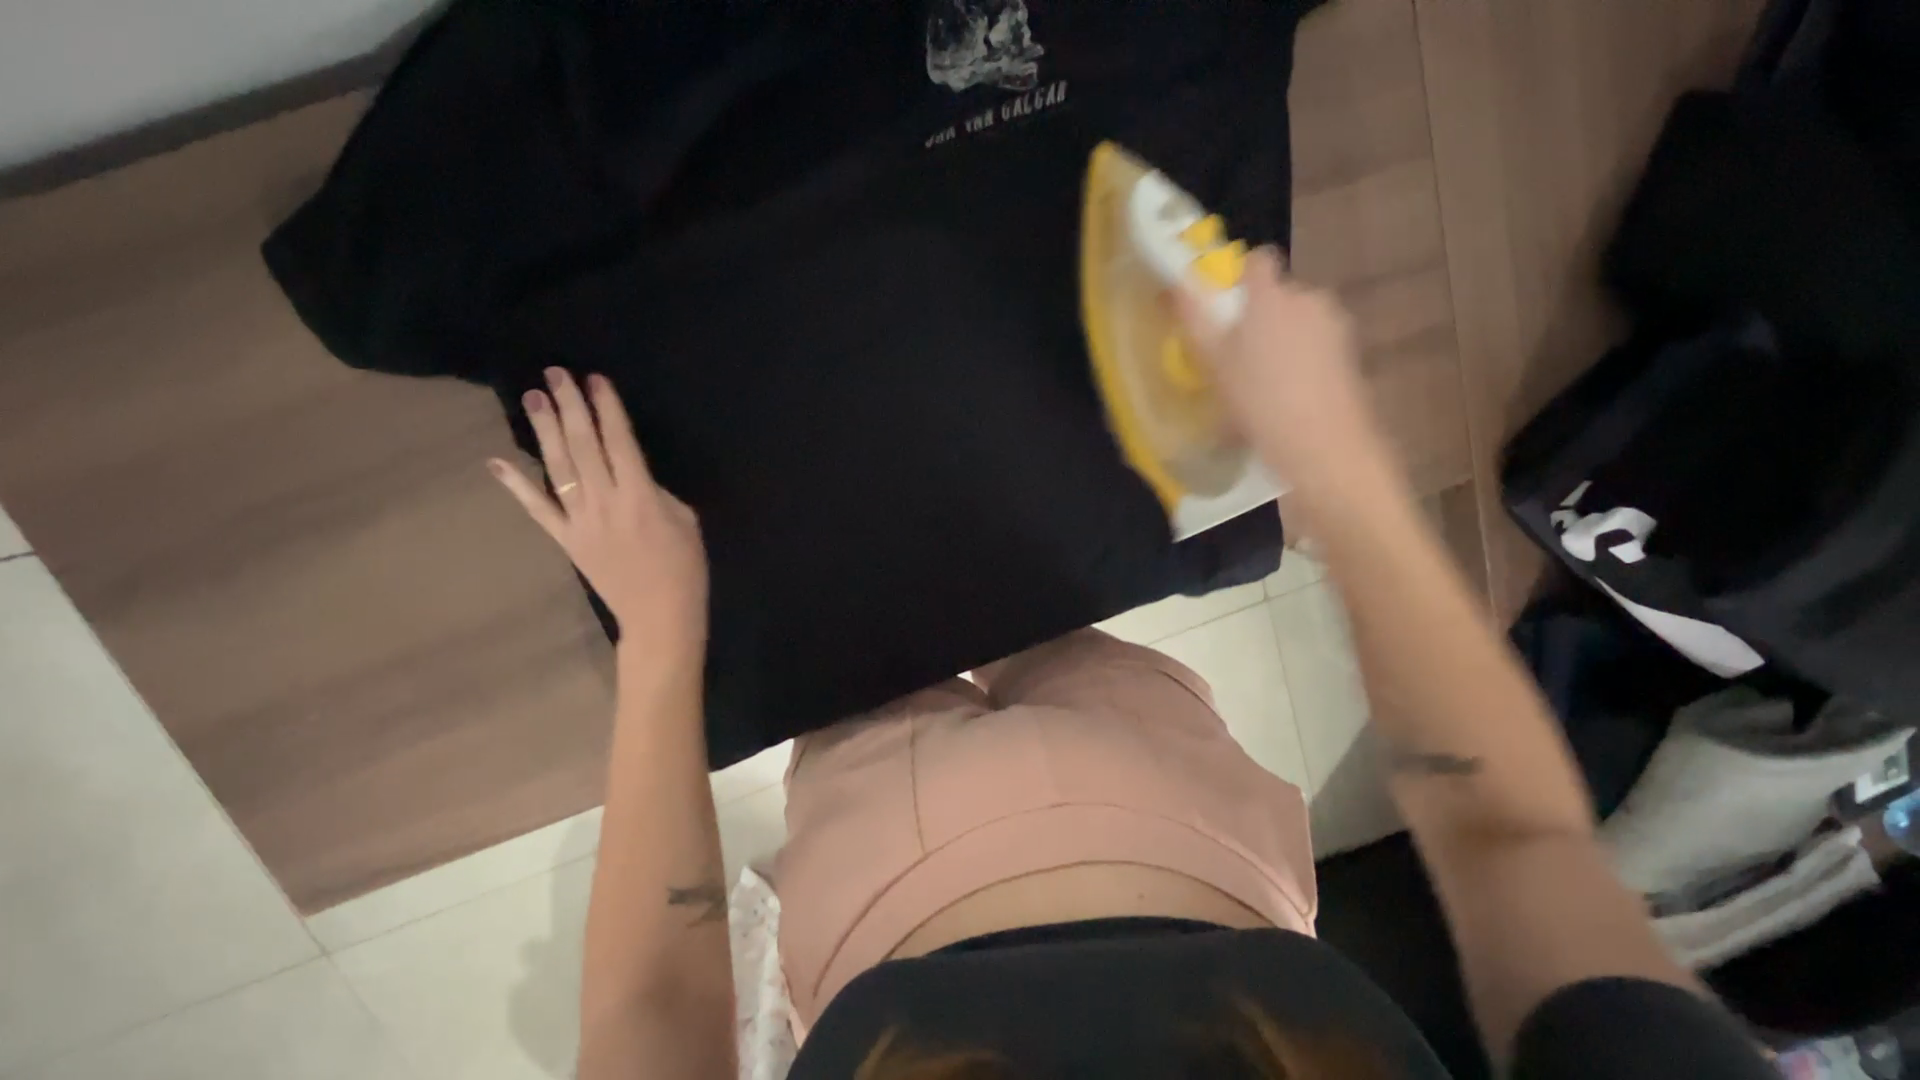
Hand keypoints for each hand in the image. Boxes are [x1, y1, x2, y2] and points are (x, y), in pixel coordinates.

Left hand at [489, 368, 707, 665]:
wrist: (659, 615)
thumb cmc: (684, 567)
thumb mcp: (685, 520)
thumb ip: (656, 490)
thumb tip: (633, 473)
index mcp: (640, 495)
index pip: (619, 441)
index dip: (607, 408)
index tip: (595, 379)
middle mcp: (605, 501)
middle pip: (583, 445)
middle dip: (570, 407)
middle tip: (554, 374)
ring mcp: (580, 521)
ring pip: (558, 468)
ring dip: (545, 430)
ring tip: (533, 398)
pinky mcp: (566, 540)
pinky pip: (537, 509)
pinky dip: (516, 485)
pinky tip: (497, 462)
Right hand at [1176, 248, 1402, 502]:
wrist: (1322, 445)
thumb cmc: (1258, 400)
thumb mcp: (1213, 362)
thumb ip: (1194, 317)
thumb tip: (1176, 284)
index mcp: (1271, 295)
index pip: (1258, 261)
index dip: (1241, 276)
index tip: (1226, 306)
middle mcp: (1308, 298)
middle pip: (1279, 295)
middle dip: (1261, 317)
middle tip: (1237, 357)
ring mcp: (1335, 326)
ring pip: (1299, 322)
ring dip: (1282, 341)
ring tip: (1263, 384)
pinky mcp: (1351, 354)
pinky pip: (1317, 346)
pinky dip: (1303, 362)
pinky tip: (1288, 397)